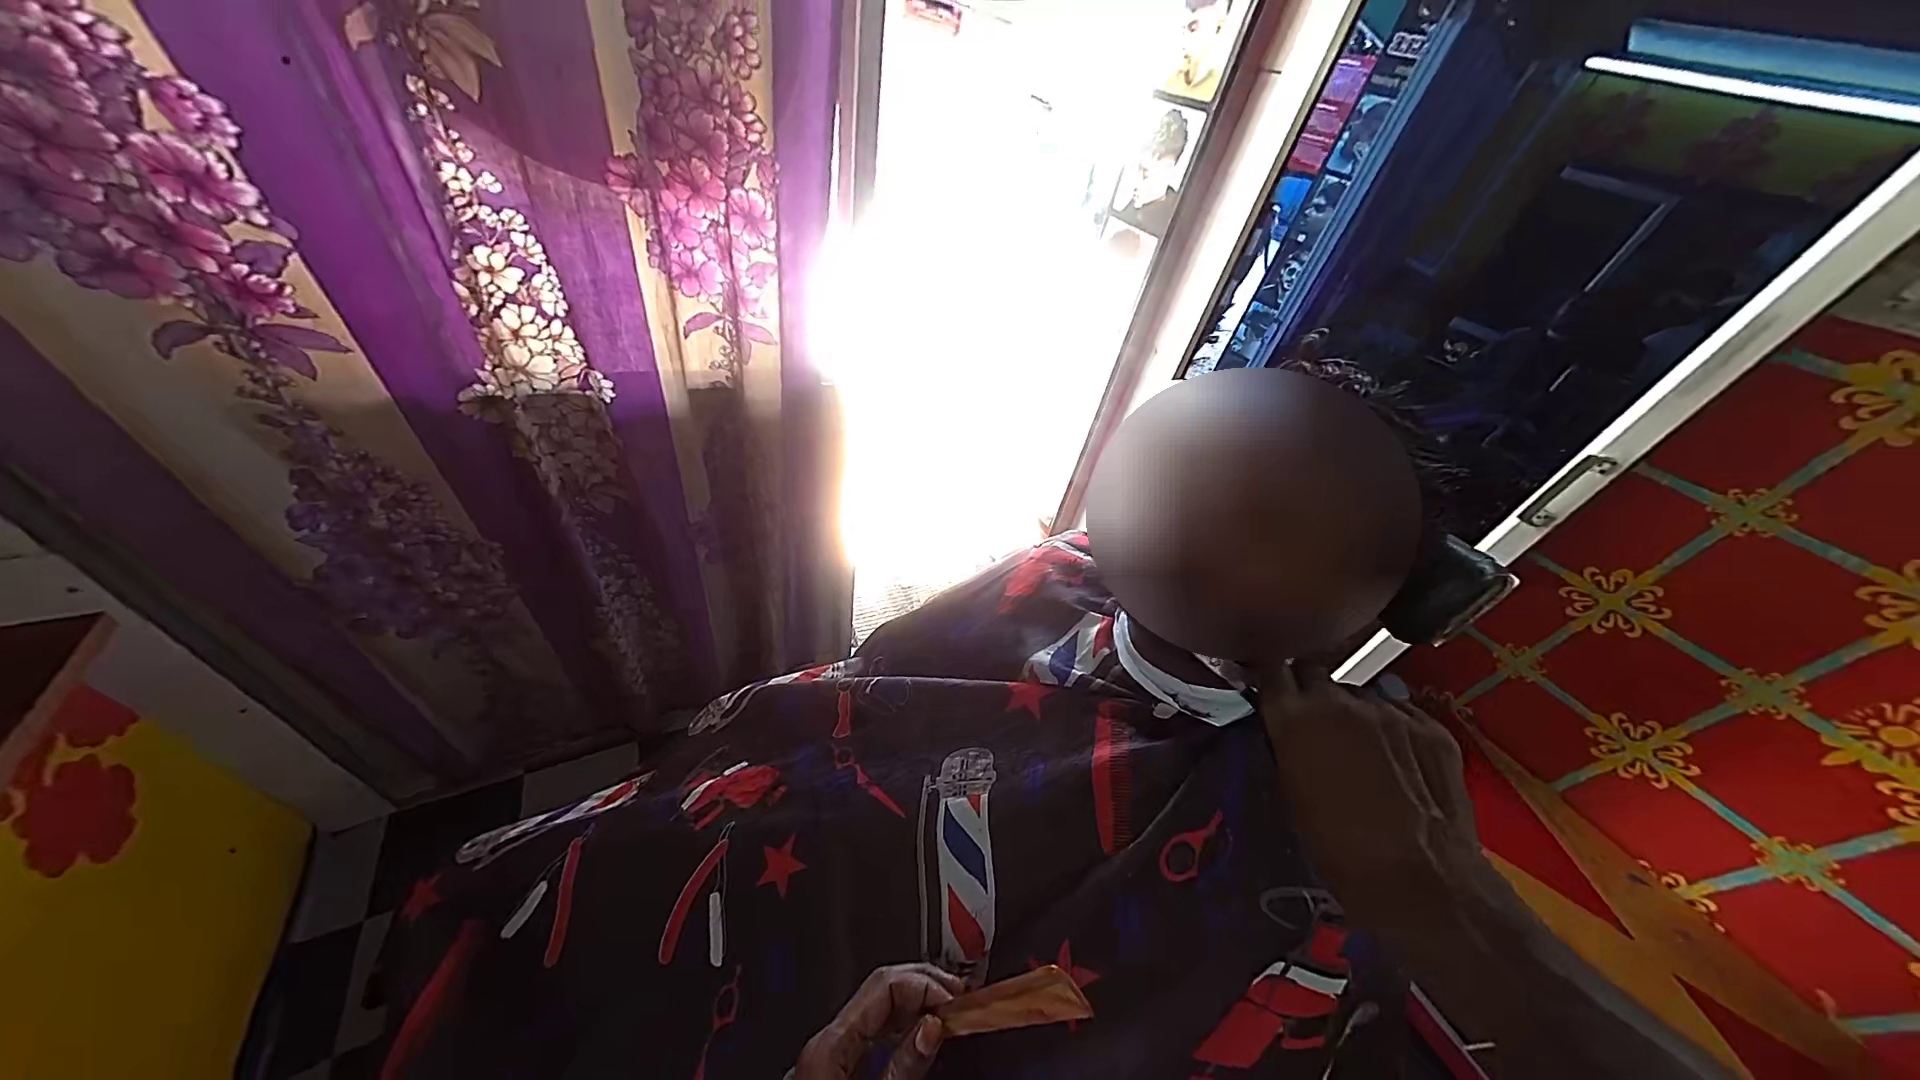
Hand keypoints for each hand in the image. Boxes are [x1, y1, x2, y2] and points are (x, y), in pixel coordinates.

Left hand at [793, 963, 963, 1079]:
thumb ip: (902, 1067)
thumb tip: (934, 1025)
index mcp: (829, 1044)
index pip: (884, 984)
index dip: (925, 983)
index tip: (956, 999)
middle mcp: (825, 1041)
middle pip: (881, 987)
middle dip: (924, 983)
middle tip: (960, 996)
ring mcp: (828, 1053)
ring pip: (878, 1006)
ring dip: (917, 1002)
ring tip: (949, 1009)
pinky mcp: (835, 1067)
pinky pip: (873, 1031)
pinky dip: (902, 1024)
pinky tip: (921, 1030)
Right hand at [1258, 662, 1485, 932]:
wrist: (1425, 882)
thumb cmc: (1339, 850)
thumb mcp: (1290, 792)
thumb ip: (1287, 744)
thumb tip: (1288, 729)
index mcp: (1294, 717)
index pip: (1271, 669)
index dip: (1271, 679)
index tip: (1271, 690)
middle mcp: (1338, 702)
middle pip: (1314, 671)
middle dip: (1309, 690)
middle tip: (1312, 721)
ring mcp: (1390, 711)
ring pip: (1358, 693)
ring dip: (1352, 711)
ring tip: (1360, 748)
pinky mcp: (1432, 727)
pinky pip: (1401, 713)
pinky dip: (1393, 729)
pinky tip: (1398, 761)